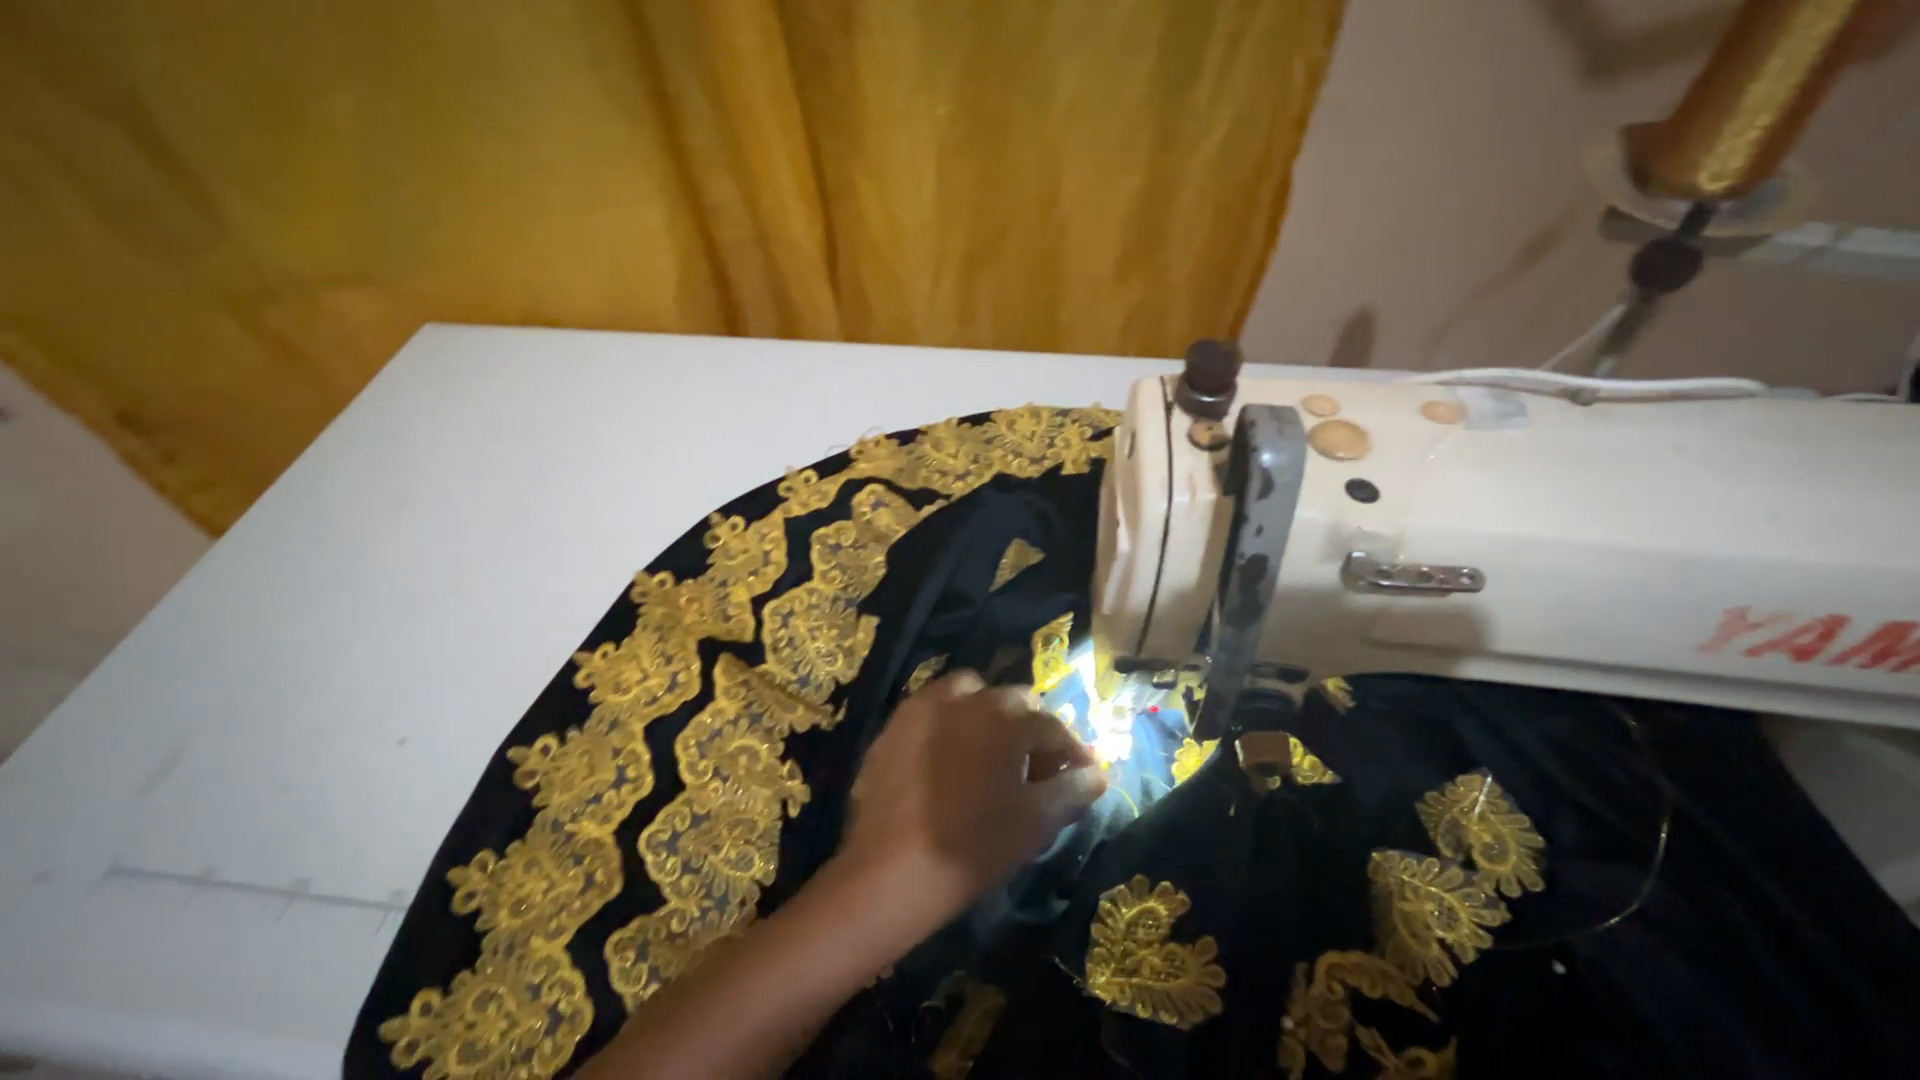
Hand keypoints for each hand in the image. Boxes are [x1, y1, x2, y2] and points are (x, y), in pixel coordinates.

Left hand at [835, 670, 1107, 931]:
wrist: (891, 871)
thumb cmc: (974, 846)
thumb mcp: (1035, 823)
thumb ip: (1071, 791)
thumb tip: (1096, 774)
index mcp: (1006, 719)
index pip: (1052, 727)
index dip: (1071, 752)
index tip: (1079, 776)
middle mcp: (966, 700)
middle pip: (1012, 701)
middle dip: (1031, 728)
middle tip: (1036, 767)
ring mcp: (924, 709)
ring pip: (968, 693)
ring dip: (987, 714)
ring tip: (991, 752)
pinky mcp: (894, 727)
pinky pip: (931, 710)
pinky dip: (949, 722)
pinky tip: (950, 757)